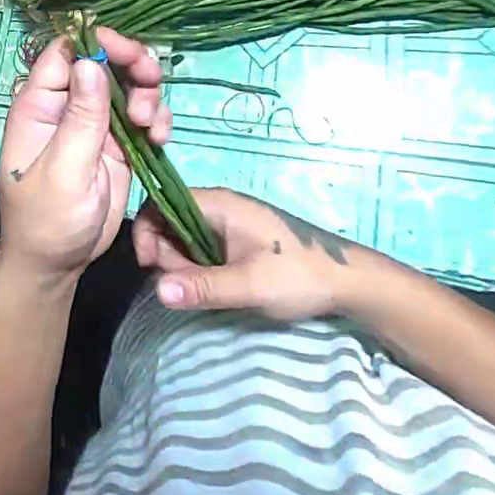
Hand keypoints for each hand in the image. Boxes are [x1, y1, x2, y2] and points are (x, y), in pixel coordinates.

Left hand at [0, 29, 168, 285]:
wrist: (60, 263)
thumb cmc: (48, 220)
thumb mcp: (64, 170)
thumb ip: (81, 118)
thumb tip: (90, 62)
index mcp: (40, 106)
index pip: (66, 53)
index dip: (98, 44)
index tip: (128, 53)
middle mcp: (67, 106)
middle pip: (104, 62)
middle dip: (133, 65)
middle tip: (151, 81)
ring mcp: (95, 123)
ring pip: (129, 85)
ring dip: (149, 95)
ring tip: (151, 126)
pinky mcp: (119, 142)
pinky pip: (143, 115)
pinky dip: (157, 120)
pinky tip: (160, 139)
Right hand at [133, 189, 386, 320]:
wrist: (346, 280)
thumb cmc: (299, 275)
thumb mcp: (250, 285)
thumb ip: (203, 287)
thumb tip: (157, 290)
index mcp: (219, 204)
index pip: (161, 203)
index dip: (147, 232)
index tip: (152, 268)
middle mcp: (220, 207)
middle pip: (169, 223)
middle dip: (168, 255)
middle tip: (191, 285)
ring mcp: (229, 223)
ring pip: (184, 238)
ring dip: (184, 265)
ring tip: (212, 288)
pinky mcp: (238, 240)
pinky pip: (202, 248)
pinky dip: (200, 267)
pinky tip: (218, 287)